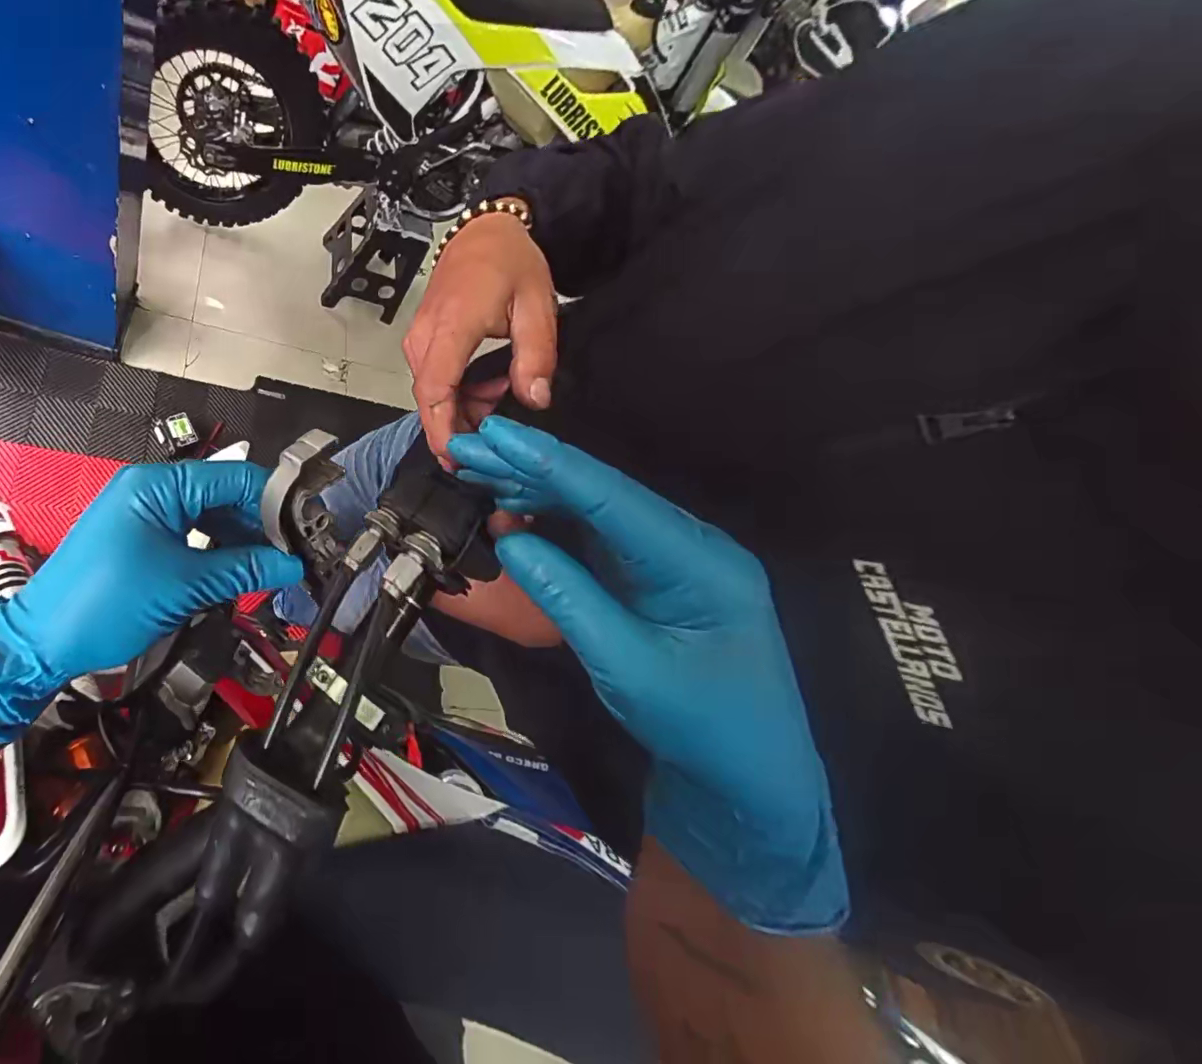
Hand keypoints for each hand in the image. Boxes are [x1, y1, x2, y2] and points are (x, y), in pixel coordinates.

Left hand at [0, 462, 303, 743]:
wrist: (45, 640)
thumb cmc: (99, 605)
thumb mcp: (183, 586)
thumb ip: (242, 569)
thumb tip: (288, 565)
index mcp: (155, 486)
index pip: (232, 477)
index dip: (272, 501)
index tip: (302, 526)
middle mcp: (148, 491)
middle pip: (222, 495)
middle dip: (258, 525)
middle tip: (289, 554)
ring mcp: (142, 513)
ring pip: (207, 517)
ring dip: (238, 541)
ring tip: (267, 568)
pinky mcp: (140, 538)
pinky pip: (189, 535)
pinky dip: (214, 552)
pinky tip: (235, 571)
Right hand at [404, 205, 556, 464]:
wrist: (484, 234)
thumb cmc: (507, 261)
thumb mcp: (537, 304)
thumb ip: (536, 355)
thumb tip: (535, 399)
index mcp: (452, 327)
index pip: (435, 390)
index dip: (443, 428)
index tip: (457, 456)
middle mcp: (425, 339)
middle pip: (430, 401)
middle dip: (458, 427)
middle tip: (492, 441)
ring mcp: (418, 342)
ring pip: (432, 395)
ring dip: (463, 409)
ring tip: (501, 396)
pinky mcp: (421, 345)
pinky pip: (433, 382)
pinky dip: (458, 394)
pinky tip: (487, 387)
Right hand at [449, 418, 846, 933]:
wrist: (744, 778)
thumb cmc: (698, 723)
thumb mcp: (626, 663)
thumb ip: (567, 595)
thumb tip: (510, 537)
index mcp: (696, 560)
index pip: (610, 497)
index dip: (547, 462)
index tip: (493, 435)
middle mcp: (683, 545)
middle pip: (598, 493)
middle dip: (531, 467)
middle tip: (468, 447)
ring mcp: (664, 560)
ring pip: (591, 511)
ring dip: (535, 490)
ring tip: (478, 473)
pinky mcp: (646, 578)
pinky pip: (592, 539)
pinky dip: (549, 523)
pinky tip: (512, 512)